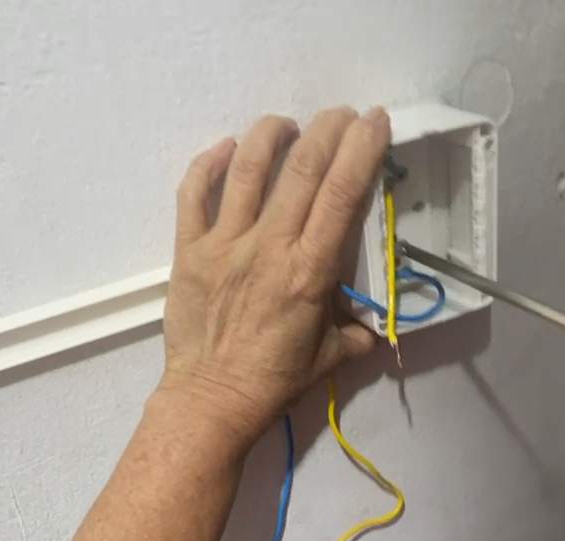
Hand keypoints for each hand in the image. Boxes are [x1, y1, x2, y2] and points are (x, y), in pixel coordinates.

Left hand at [155, 108, 389, 447]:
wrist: (212, 401)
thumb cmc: (272, 383)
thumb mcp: (328, 360)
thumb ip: (356, 335)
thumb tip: (376, 326)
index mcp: (308, 273)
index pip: (341, 195)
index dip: (361, 149)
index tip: (374, 121)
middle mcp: (268, 249)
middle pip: (302, 168)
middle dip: (327, 129)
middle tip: (340, 115)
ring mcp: (224, 246)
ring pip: (246, 168)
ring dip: (270, 134)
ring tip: (285, 124)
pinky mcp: (188, 251)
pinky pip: (193, 193)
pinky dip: (208, 162)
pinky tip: (225, 147)